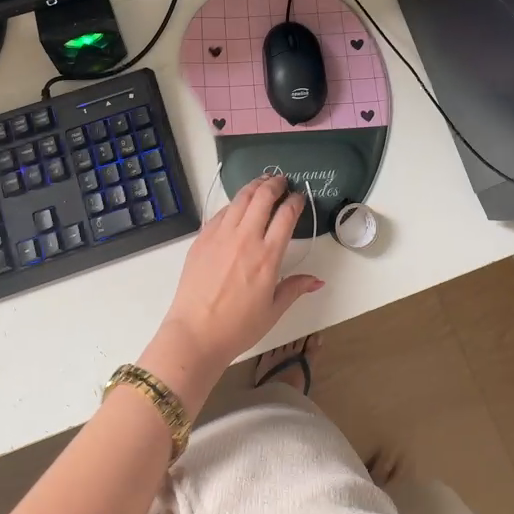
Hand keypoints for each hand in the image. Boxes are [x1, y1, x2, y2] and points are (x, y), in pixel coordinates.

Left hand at [151, 173, 324, 374]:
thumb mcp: (273, 311)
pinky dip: (233, 204)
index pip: (286, 216)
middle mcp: (245, 238)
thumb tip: (317, 280)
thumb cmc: (238, 327)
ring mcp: (221, 235)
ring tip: (262, 182)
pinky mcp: (202, 238)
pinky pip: (220, 212)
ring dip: (254, 186)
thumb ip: (294, 288)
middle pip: (262, 197)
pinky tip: (237, 205)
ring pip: (240, 199)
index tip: (299, 197)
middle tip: (281, 180)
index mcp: (267, 256)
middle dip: (275, 184)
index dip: (295, 201)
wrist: (195, 333)